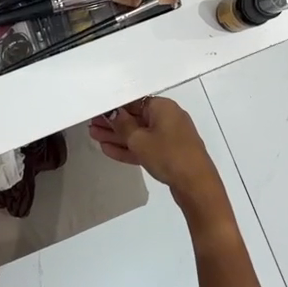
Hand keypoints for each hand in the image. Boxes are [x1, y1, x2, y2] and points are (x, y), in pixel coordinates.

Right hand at [89, 98, 227, 210]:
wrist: (196, 185)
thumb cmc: (167, 155)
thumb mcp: (139, 140)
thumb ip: (122, 125)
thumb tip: (113, 113)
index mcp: (162, 107)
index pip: (134, 102)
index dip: (114, 107)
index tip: (96, 111)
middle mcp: (167, 117)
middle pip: (135, 118)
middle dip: (113, 123)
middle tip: (91, 125)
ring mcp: (169, 136)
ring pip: (138, 134)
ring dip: (117, 136)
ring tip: (94, 136)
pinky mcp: (168, 153)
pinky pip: (145, 146)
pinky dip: (129, 148)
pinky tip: (108, 150)